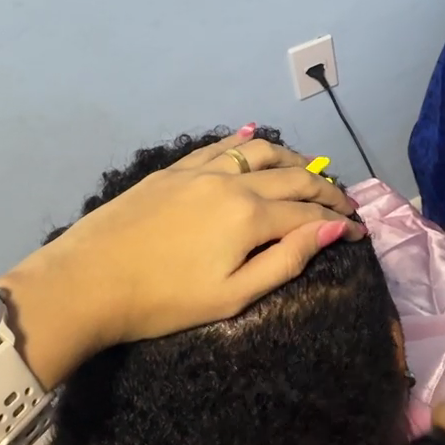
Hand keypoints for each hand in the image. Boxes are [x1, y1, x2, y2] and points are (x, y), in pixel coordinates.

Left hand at [1, 125, 363, 359]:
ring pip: (260, 151)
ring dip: (293, 158)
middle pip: (293, 175)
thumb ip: (286, 260)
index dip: (339, 220)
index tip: (359, 230)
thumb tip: (332, 231)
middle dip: (326, 188)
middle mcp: (233, 182)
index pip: (309, 212)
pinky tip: (255, 142)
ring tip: (308, 169)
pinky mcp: (174, 169)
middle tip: (344, 202)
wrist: (85, 282)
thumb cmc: (162, 302)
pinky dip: (248, 142)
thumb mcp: (232, 296)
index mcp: (250, 216)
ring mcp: (201, 170)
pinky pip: (221, 145)